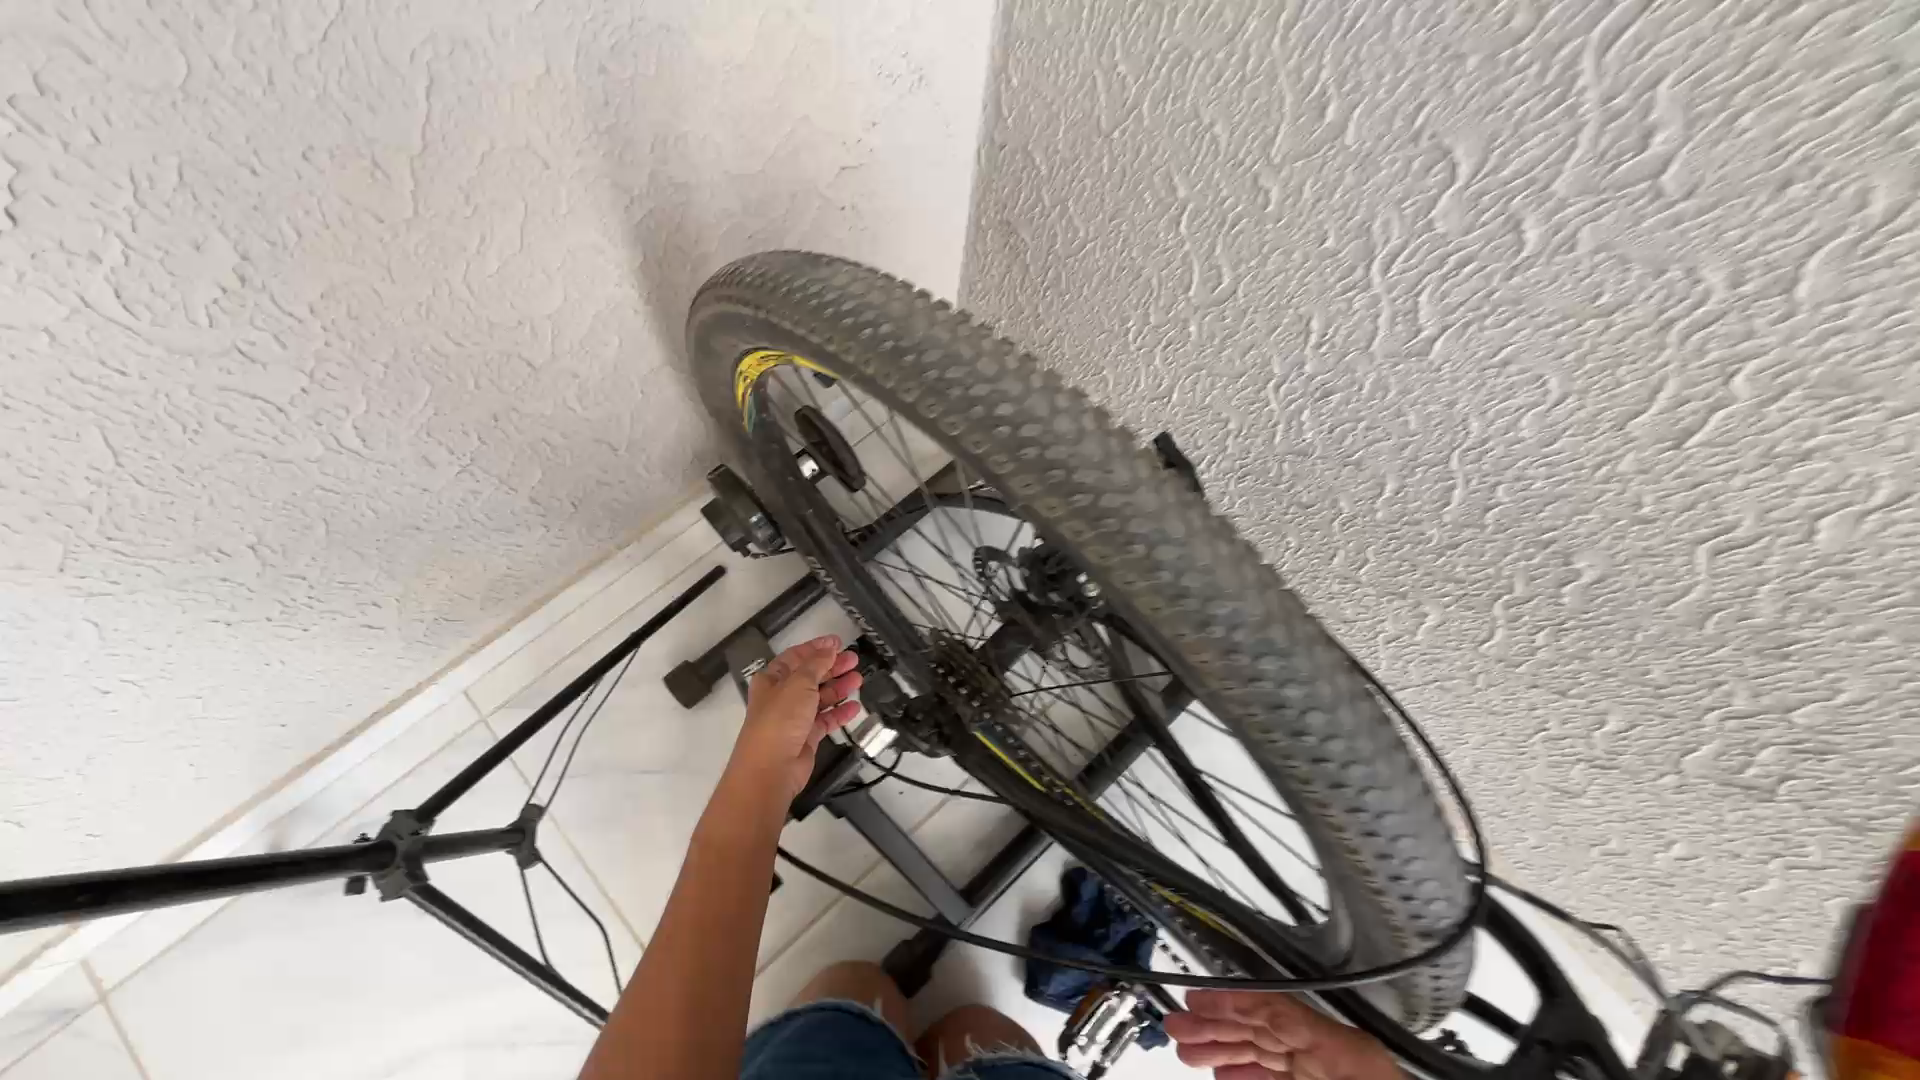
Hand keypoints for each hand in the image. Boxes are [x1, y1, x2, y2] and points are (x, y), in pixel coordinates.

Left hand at [726, 635, 862, 803]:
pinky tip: (854, 707)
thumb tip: (829, 648)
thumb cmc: (780, 719)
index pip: (796, 657)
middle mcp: (782, 697)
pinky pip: (826, 720)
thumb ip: (817, 664)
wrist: (771, 767)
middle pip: (810, 676)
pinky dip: (840, 713)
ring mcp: (794, 718)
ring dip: (838, 688)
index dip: (816, 648)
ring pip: (820, 698)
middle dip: (832, 667)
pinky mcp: (806, 737)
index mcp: (772, 679)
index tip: (838, 642)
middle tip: (853, 660)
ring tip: (858, 679)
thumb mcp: (799, 683)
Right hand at [1164, 991, 1404, 1079]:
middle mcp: (1341, 1060)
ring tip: (1192, 1052)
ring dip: (1229, 1053)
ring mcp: (1340, 1077)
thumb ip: (1270, 1076)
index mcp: (1345, 1053)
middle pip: (1269, 1030)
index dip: (1229, 1002)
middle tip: (1179, 1026)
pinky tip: (1229, 1077)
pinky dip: (1253, 1077)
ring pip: (1273, 1054)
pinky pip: (1285, 1077)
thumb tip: (1228, 1072)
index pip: (1276, 1011)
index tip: (1195, 999)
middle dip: (1219, 1028)